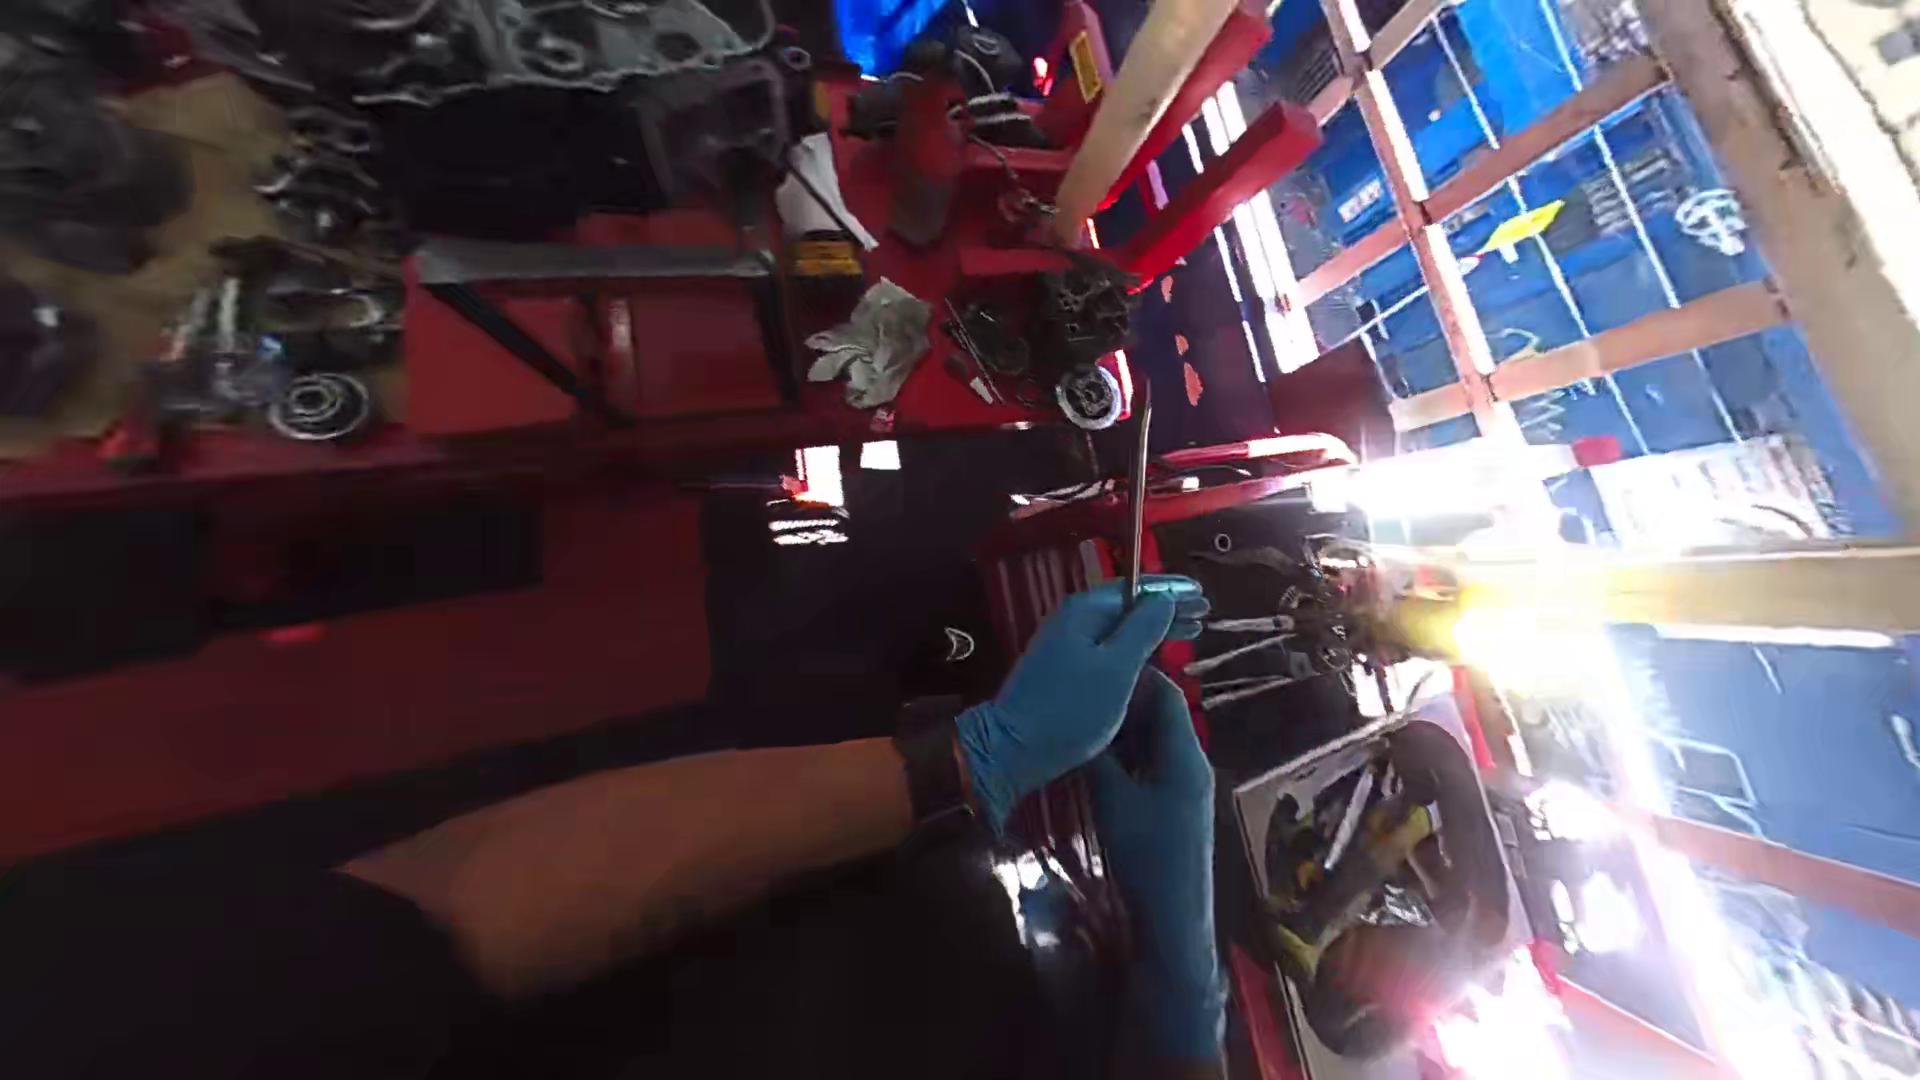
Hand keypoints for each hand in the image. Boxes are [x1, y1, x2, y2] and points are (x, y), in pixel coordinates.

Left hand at [956, 575, 1206, 829]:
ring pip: (1118, 628)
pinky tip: (1154, 655)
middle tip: (1204, 613)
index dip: (1168, 590)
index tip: (1201, 593)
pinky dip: (1135, 647)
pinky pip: (1109, 647)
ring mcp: (1066, 644)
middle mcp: (1072, 620)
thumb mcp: (1116, 668)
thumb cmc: (1071, 708)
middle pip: (1126, 606)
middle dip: (1165, 609)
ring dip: (1153, 628)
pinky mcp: (1064, 667)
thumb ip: (1141, 630)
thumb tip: (1163, 599)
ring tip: (1190, 630)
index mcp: (1083, 611)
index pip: (1133, 589)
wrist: (1015, 746)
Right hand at [1087, 669, 1224, 1062]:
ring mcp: (1183, 781)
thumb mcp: (1113, 800)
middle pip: (1159, 713)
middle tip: (1083, 691)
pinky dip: (1126, 750)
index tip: (1097, 665)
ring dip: (1121, 726)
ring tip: (1084, 716)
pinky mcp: (1173, 799)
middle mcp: (1190, 761)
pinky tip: (1096, 752)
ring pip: (1152, 736)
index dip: (1134, 675)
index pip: (1164, 695)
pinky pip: (1149, 759)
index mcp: (1185, 755)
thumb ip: (1096, 756)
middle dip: (1122, 700)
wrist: (1173, 922)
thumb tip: (1078, 719)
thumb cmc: (1147, 857)